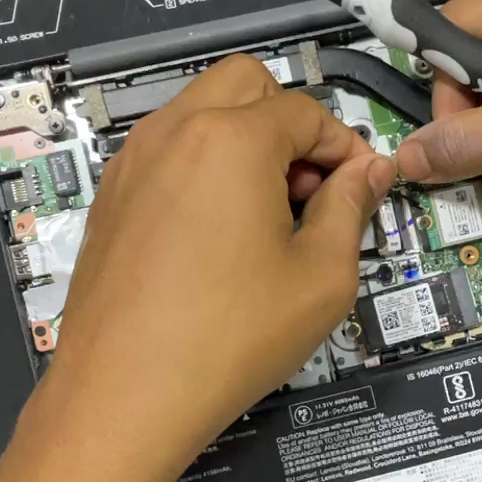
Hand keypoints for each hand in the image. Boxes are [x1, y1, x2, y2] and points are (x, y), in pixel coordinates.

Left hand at [13, 56, 394, 481]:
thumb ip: (352, 207)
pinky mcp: (110, 196)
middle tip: (310, 190)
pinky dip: (205, 165)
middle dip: (292, 123)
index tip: (363, 190)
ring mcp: (132, 161)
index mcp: (232, 139)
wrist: (124, 397)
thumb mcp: (321, 276)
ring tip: (266, 216)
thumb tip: (370, 169)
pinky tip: (218, 235)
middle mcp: (175, 131)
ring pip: (202, 112)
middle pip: (248, 84)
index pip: (307, 112)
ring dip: (247, 140)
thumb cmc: (234, 336)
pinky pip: (169, 151)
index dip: (346, 148)